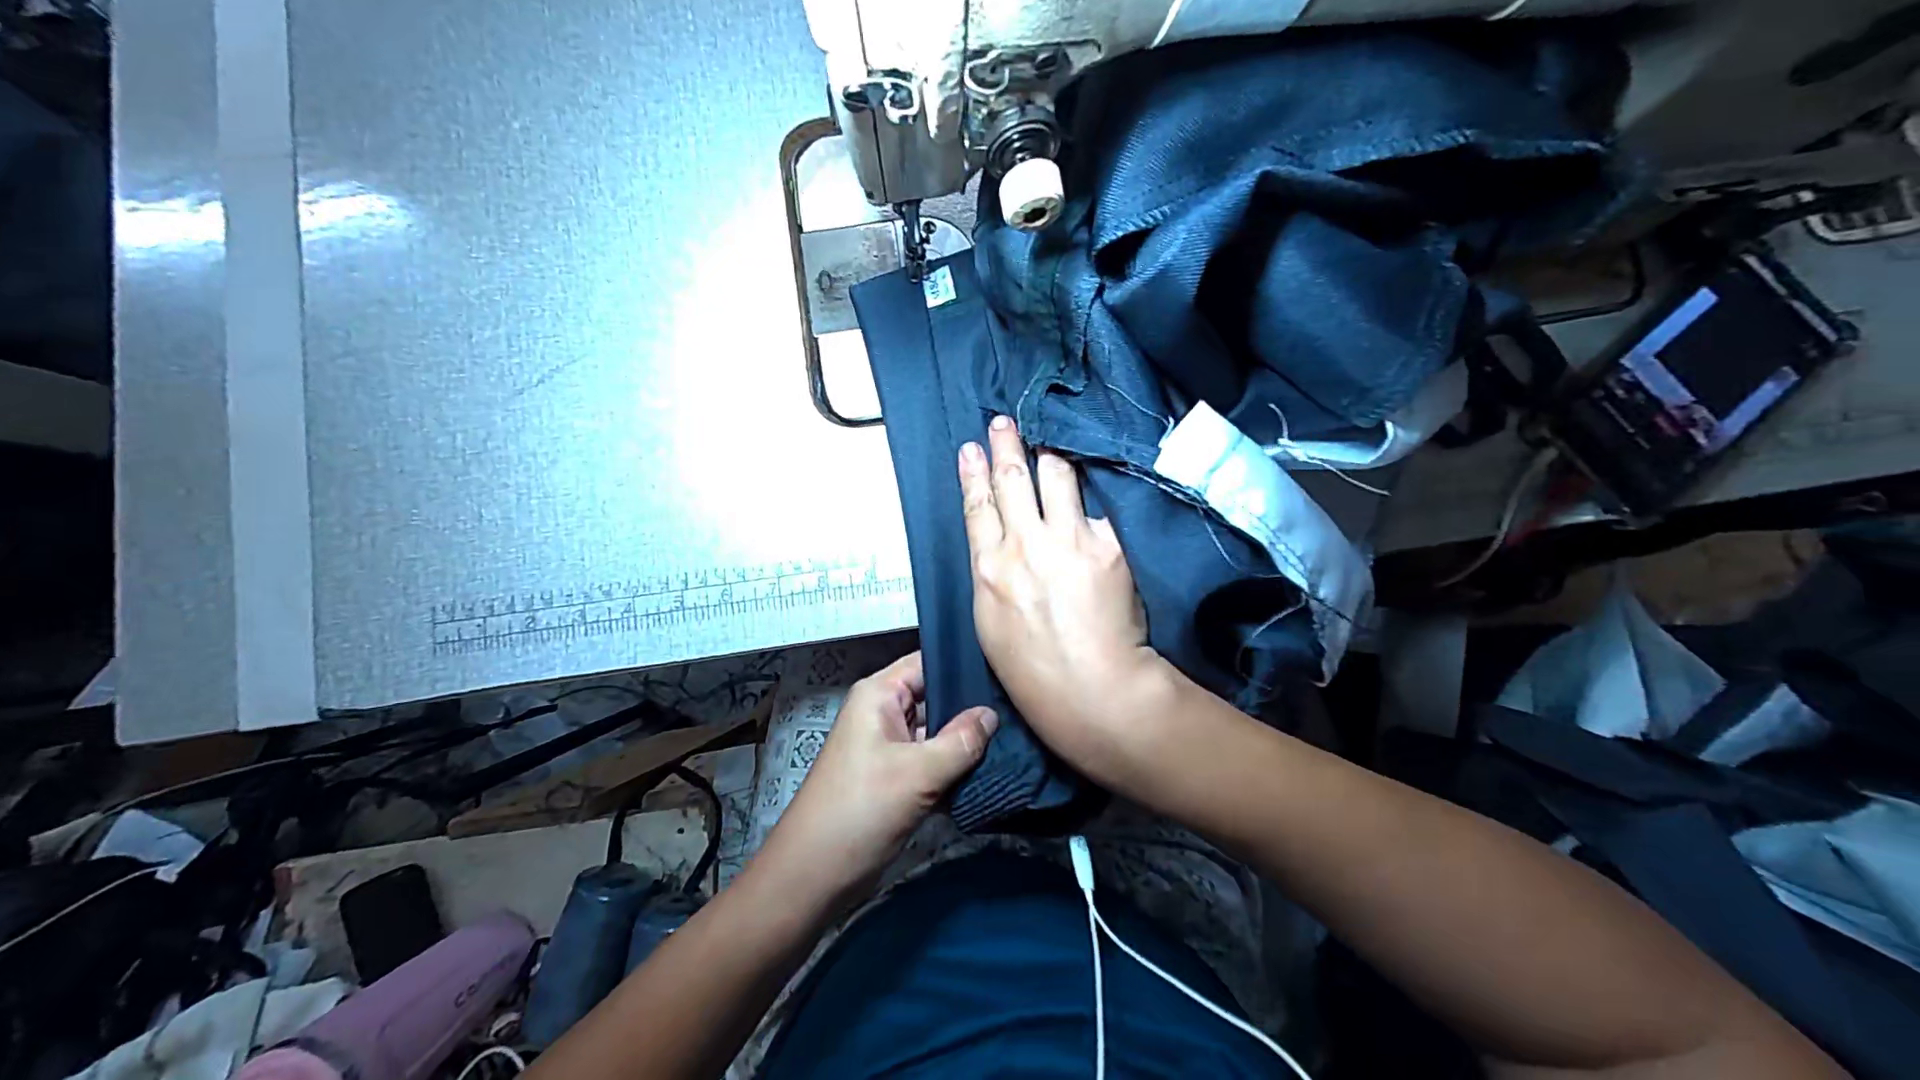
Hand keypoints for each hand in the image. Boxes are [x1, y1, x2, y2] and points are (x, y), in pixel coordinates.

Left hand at [758, 651, 997, 903]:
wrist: (814, 876)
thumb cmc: (861, 810)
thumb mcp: (918, 773)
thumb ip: (961, 741)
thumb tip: (993, 715)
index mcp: (879, 694)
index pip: (928, 662)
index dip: (965, 664)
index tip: (1008, 668)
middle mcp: (885, 712)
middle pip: (936, 696)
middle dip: (973, 705)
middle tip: (1019, 707)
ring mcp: (891, 746)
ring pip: (938, 730)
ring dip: (968, 739)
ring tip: (1016, 736)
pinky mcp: (897, 777)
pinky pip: (934, 760)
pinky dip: (957, 766)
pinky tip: (994, 767)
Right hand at [958, 415, 1171, 781]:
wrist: (1091, 688)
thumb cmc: (1034, 671)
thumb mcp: (991, 623)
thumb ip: (995, 575)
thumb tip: (1007, 546)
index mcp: (989, 568)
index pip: (977, 506)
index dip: (973, 472)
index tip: (971, 449)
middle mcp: (1025, 545)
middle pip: (1012, 479)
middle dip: (1005, 444)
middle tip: (1004, 423)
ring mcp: (1068, 540)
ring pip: (1055, 476)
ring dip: (1048, 455)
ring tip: (1047, 445)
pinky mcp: (1106, 545)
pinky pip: (1095, 508)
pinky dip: (1089, 500)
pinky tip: (1089, 494)